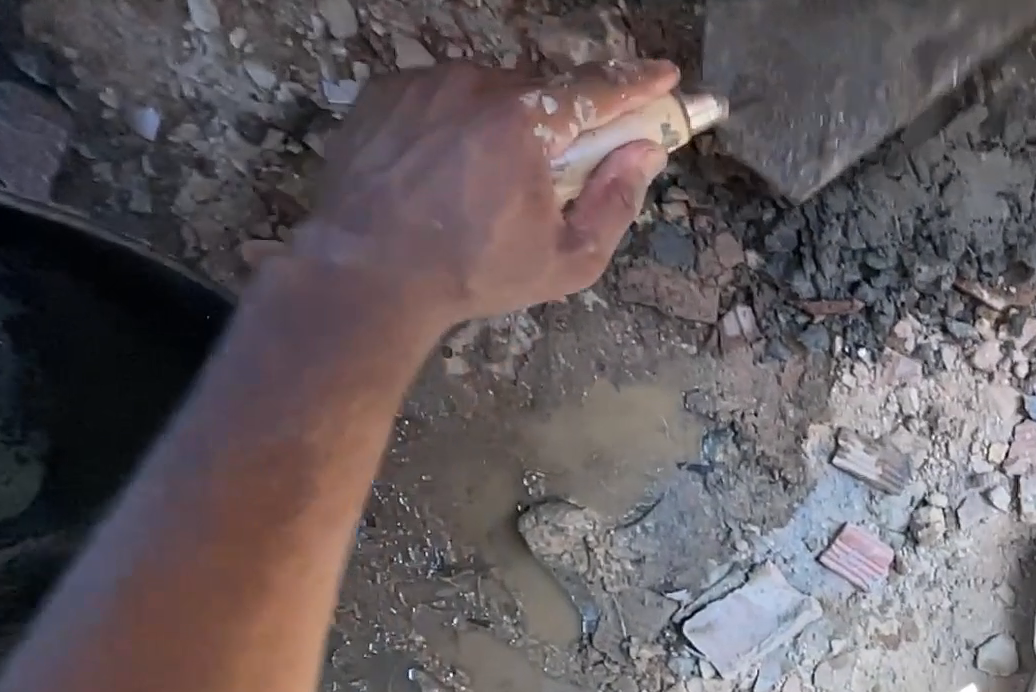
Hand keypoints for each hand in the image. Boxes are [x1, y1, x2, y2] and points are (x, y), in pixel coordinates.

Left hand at [291, 60, 678, 325]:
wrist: (369, 272)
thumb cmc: (479, 272)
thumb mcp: (570, 258)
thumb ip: (616, 202)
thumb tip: (645, 152)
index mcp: (523, 124)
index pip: (597, 89)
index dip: (638, 82)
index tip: (666, 75)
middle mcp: (474, 84)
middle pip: (544, 95)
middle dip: (566, 128)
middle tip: (563, 175)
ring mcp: (425, 82)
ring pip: (494, 95)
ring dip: (513, 128)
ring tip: (496, 185)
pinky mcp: (388, 90)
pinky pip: (449, 98)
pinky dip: (467, 126)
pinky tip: (456, 173)